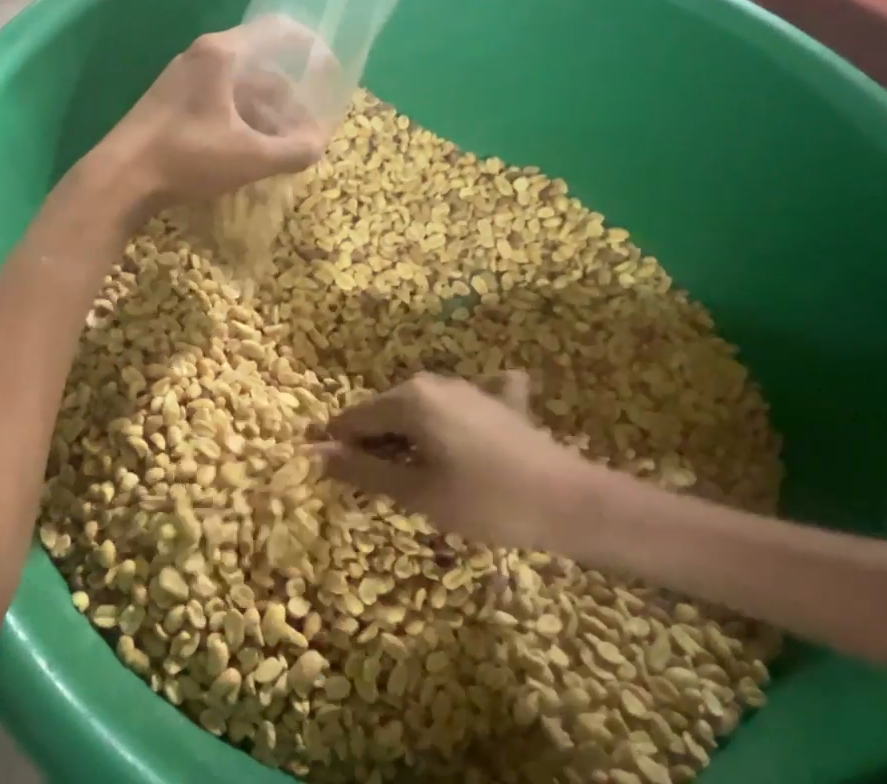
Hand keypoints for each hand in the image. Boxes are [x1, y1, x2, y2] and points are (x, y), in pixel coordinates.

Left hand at [97, 16, 331, 206]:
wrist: (119, 177)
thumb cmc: (186, 158)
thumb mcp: (249, 158)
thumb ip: (293, 150)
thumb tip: (318, 145)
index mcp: (221, 54)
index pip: (279, 30)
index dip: (312, 48)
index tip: (330, 73)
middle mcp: (200, 56)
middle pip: (260, 65)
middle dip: (288, 97)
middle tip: (305, 129)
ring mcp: (181, 78)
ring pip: (237, 86)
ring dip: (264, 113)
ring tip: (279, 147)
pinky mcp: (168, 102)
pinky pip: (217, 100)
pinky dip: (239, 119)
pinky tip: (245, 152)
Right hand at [315, 373, 621, 551]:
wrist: (572, 504)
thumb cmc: (484, 502)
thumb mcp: (414, 492)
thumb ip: (361, 471)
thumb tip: (314, 454)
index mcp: (408, 399)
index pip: (352, 420)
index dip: (337, 449)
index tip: (332, 478)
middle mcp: (434, 382)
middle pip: (384, 412)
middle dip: (374, 445)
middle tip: (382, 489)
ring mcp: (470, 388)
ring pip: (420, 410)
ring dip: (409, 439)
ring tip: (420, 479)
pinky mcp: (500, 402)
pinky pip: (461, 407)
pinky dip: (452, 424)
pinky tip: (464, 440)